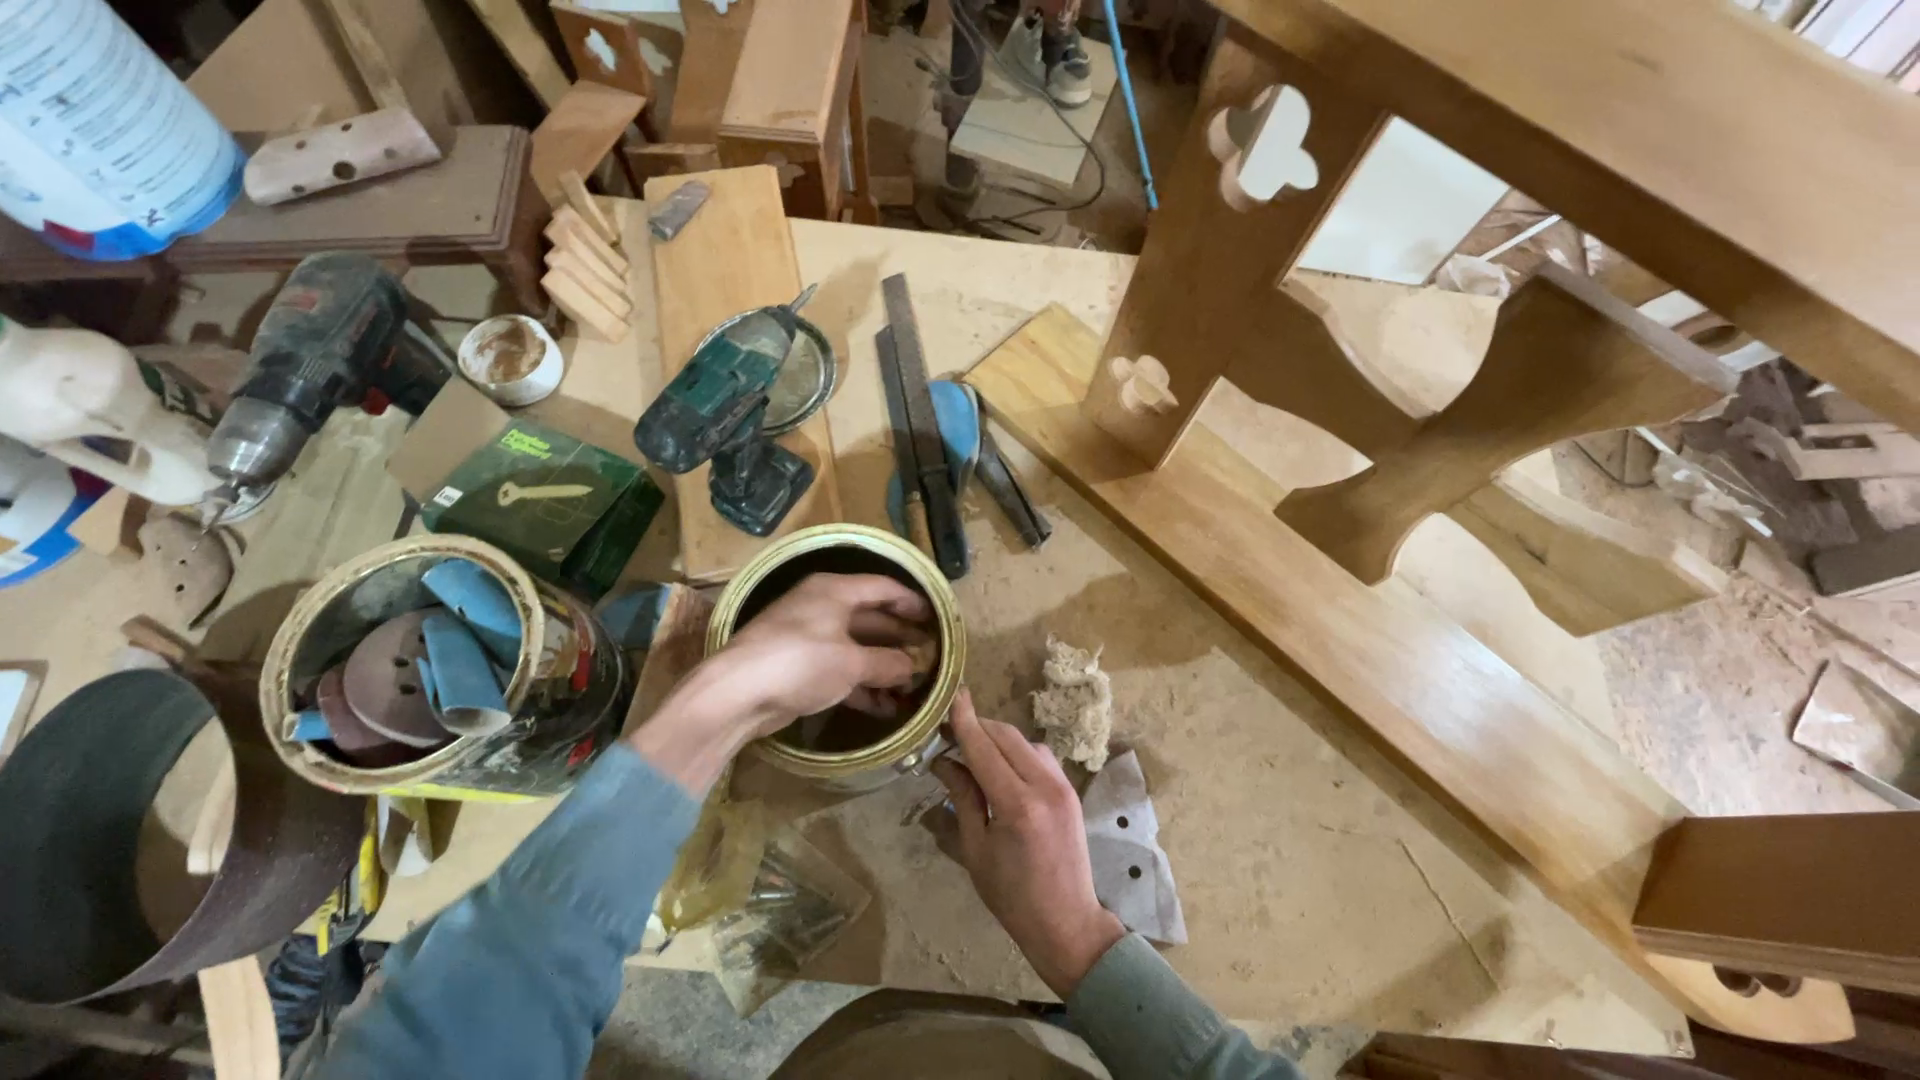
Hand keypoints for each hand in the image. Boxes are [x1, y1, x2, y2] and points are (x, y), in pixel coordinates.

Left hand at [626, 573, 931, 792]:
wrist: (738, 692)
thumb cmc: (800, 661)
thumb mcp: (852, 662)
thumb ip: (887, 663)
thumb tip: (911, 667)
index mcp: (834, 591)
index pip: (883, 587)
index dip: (912, 602)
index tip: (935, 619)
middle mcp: (821, 607)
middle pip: (870, 618)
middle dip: (899, 639)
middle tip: (929, 654)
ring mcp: (808, 638)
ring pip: (855, 648)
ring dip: (883, 667)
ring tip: (912, 686)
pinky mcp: (798, 668)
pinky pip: (840, 671)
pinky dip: (862, 685)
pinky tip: (885, 706)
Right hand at [931, 690, 1124, 998]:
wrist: (1066, 921)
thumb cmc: (1011, 895)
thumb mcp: (976, 848)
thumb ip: (963, 797)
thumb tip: (944, 761)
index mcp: (1017, 805)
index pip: (984, 748)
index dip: (964, 721)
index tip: (950, 696)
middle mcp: (1044, 786)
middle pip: (1006, 737)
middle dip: (978, 727)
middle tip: (949, 731)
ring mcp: (1063, 786)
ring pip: (1025, 742)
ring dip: (998, 738)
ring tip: (973, 751)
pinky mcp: (1071, 791)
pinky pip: (1041, 755)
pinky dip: (1018, 751)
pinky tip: (1002, 766)